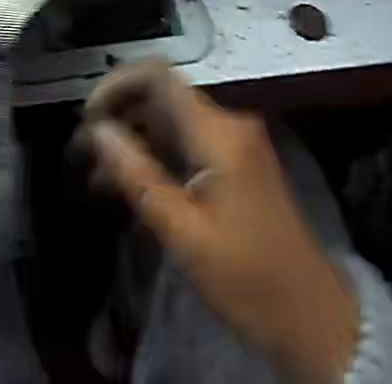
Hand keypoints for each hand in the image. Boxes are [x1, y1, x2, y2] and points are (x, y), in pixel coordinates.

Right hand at [83, 64, 357, 383]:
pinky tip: (127, 182)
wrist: (310, 314)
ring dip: (134, 137)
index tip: (85, 117)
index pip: (159, 77)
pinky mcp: (236, 161)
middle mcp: (229, 123)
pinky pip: (187, 141)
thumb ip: (137, 175)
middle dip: (120, 115)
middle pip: (164, 96)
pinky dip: (155, 154)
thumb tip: (96, 132)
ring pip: (172, 120)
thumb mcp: (182, 232)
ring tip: (93, 172)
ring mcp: (235, 141)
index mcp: (219, 132)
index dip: (117, 84)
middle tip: (81, 151)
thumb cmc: (246, 277)